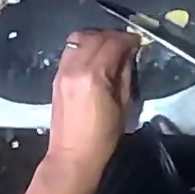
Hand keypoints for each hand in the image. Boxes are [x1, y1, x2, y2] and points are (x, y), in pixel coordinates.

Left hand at [44, 28, 138, 183]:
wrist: (71, 158)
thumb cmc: (103, 137)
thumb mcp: (124, 105)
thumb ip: (125, 74)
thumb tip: (129, 54)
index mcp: (94, 75)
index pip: (112, 43)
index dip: (127, 39)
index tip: (138, 41)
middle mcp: (75, 67)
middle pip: (95, 36)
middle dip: (113, 35)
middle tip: (126, 43)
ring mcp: (63, 70)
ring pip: (79, 38)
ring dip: (96, 37)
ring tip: (109, 47)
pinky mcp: (56, 75)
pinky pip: (71, 49)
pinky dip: (84, 46)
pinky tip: (94, 56)